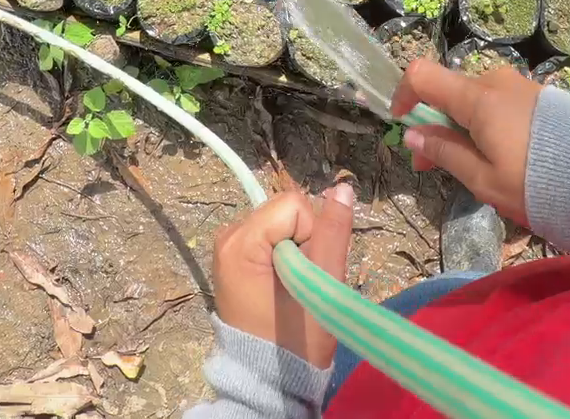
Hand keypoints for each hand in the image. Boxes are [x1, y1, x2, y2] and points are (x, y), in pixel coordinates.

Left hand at [211, 184, 355, 367]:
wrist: (269, 382)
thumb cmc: (295, 339)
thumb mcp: (322, 285)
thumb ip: (333, 233)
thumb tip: (342, 188)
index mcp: (239, 241)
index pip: (294, 206)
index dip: (312, 235)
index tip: (307, 273)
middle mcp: (228, 236)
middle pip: (286, 210)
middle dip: (305, 240)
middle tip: (303, 281)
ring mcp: (229, 246)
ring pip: (283, 222)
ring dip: (298, 247)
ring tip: (294, 286)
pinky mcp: (236, 255)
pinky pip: (273, 234)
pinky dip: (286, 253)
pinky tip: (284, 284)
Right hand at [389, 60, 540, 225]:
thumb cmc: (538, 183)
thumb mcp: (484, 179)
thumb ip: (444, 152)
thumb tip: (413, 132)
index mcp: (476, 97)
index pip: (421, 74)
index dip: (403, 95)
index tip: (403, 125)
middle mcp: (495, 81)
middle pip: (449, 90)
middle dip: (434, 123)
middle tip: (436, 166)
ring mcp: (520, 85)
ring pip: (475, 99)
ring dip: (463, 126)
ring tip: (475, 168)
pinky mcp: (540, 96)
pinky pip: (499, 102)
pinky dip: (487, 123)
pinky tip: (504, 157)